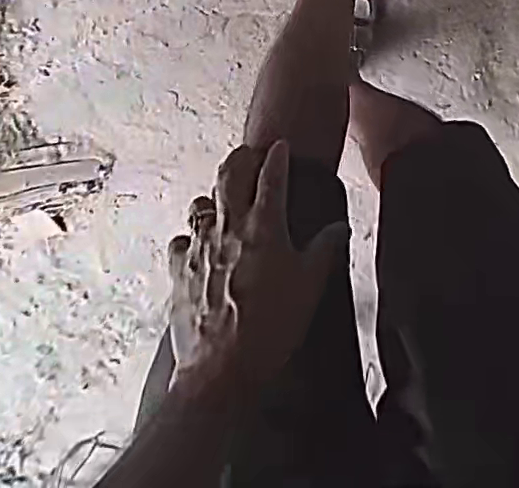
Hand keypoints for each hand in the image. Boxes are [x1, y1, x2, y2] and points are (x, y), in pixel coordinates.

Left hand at [166, 141, 347, 401]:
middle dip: (241, 158)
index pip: (271, 175)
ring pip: (201, 202)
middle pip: (230, 173)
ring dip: (213, 196)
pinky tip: (198, 246)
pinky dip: (190, 237)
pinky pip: (180, 240)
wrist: (221, 372)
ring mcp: (199, 246)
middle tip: (250, 155)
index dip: (278, 156)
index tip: (280, 146)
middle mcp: (228, 226)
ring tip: (224, 200)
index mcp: (264, 225)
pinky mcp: (179, 269)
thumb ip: (326, 250)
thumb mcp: (311, 287)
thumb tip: (339, 228)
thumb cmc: (270, 327)